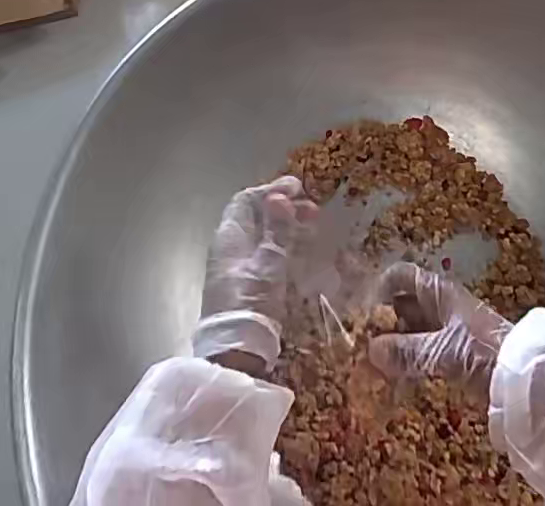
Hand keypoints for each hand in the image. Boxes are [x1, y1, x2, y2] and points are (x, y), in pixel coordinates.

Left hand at [194, 176, 318, 370]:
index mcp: (229, 237)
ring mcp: (238, 266)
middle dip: (286, 208)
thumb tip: (279, 196)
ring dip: (289, 225)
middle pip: (257, 216)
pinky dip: (287, 244)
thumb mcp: (269, 262)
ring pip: (264, 234)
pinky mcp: (248, 283)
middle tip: (313, 209)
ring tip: (315, 225)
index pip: (246, 200)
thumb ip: (277, 228)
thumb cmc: (252, 301)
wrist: (237, 353)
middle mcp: (230, 247)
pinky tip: (305, 249)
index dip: (272, 190)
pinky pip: (268, 252)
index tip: (299, 190)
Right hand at [367, 263, 510, 385]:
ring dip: (391, 343)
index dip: (379, 289)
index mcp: (438, 291)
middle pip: (401, 302)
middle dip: (380, 321)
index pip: (400, 276)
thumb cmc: (481, 351)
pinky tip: (392, 377)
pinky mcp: (451, 350)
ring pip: (409, 327)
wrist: (521, 375)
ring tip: (370, 365)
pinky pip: (419, 348)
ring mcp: (445, 326)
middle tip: (360, 346)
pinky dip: (405, 358)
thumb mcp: (442, 351)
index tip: (363, 315)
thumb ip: (407, 351)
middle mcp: (439, 303)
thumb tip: (370, 349)